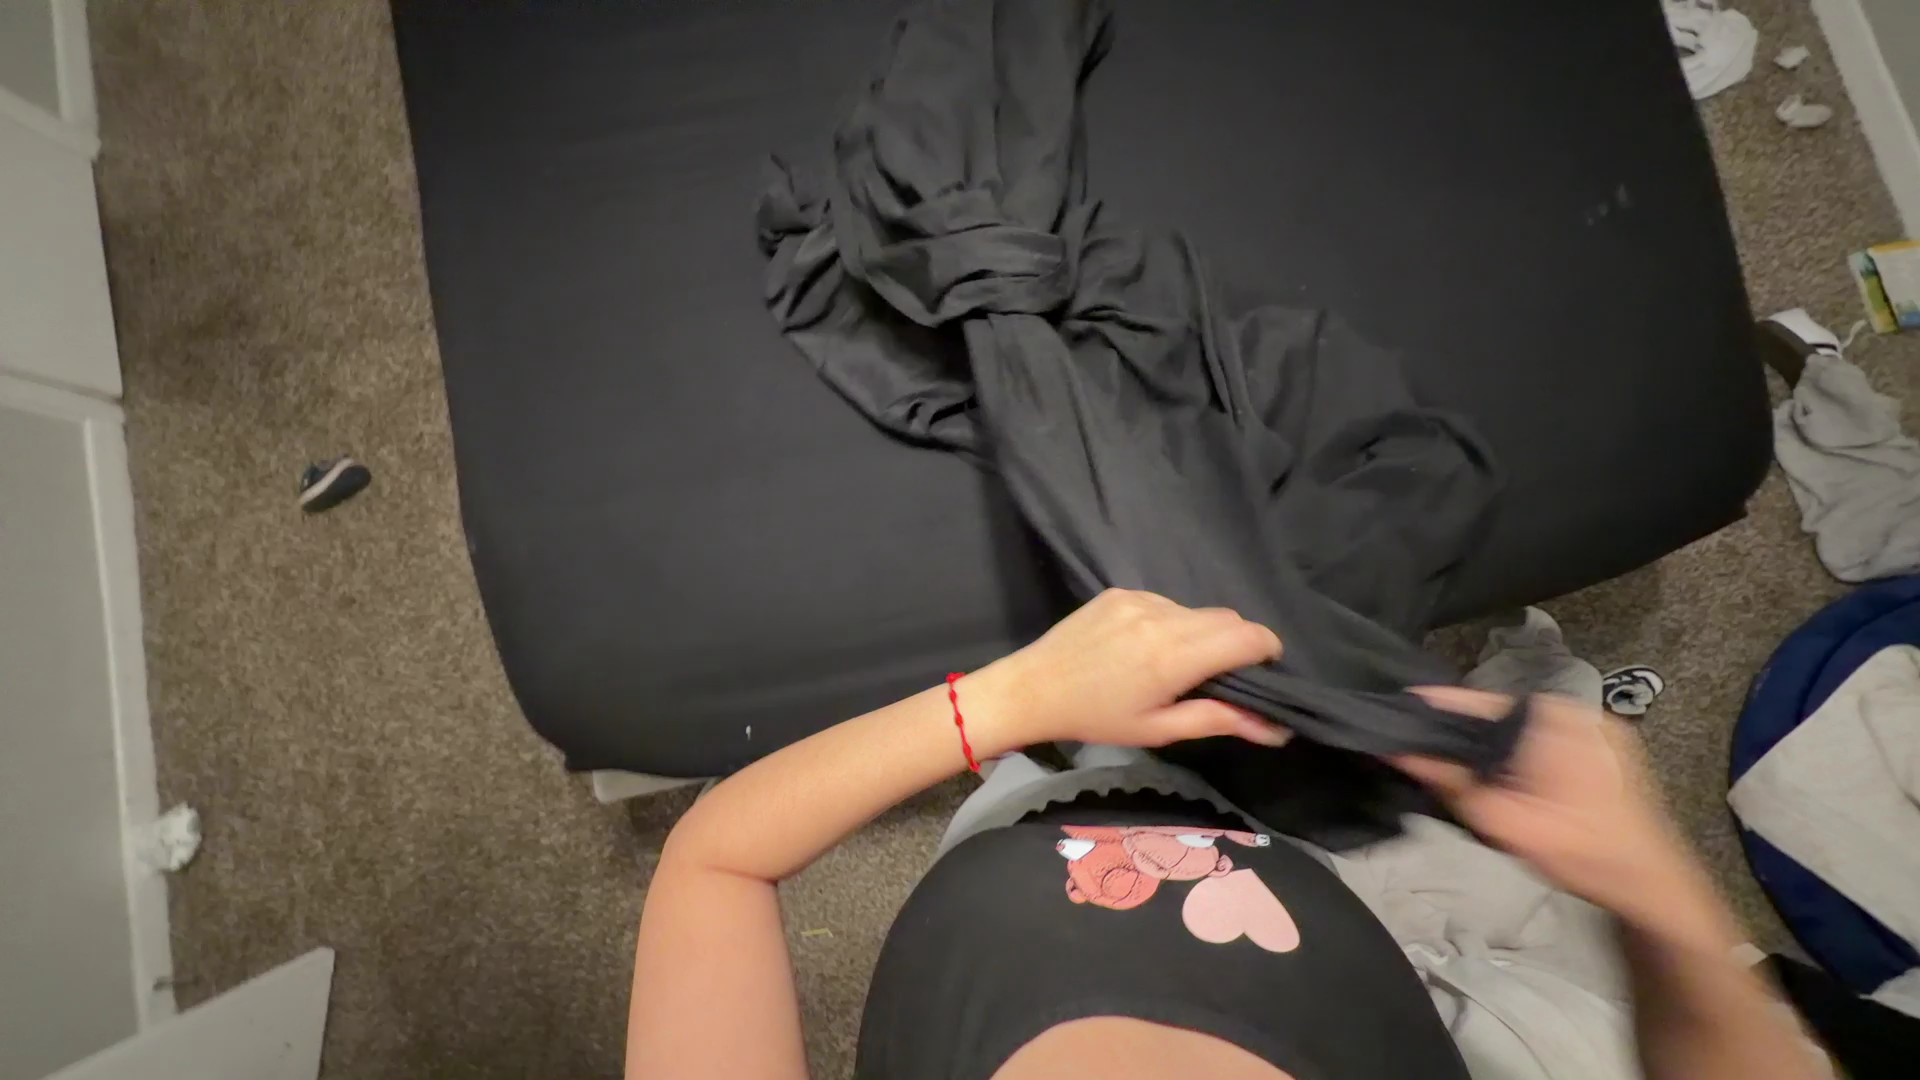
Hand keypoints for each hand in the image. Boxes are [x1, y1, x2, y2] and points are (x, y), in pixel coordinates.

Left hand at [963, 589, 1290, 754]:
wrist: (1033, 688)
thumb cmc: (1096, 718)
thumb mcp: (1158, 729)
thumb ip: (1218, 721)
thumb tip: (1275, 729)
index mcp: (1174, 656)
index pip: (1248, 636)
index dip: (1266, 651)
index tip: (1262, 672)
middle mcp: (1162, 617)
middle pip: (1228, 618)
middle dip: (1237, 643)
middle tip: (1219, 676)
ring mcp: (1138, 599)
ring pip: (1195, 610)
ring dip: (1200, 633)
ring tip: (1173, 664)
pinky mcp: (1119, 591)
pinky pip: (1164, 602)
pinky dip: (1169, 622)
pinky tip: (1142, 647)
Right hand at [1391, 687, 1708, 920]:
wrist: (1655, 891)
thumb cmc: (1579, 852)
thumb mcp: (1500, 819)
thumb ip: (1445, 779)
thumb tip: (1395, 750)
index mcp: (1555, 718)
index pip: (1478, 702)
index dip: (1435, 709)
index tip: (1397, 709)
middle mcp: (1577, 712)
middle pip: (1498, 713)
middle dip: (1461, 729)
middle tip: (1418, 742)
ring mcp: (1596, 728)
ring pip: (1519, 727)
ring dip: (1487, 742)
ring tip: (1448, 756)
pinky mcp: (1607, 748)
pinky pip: (1542, 737)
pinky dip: (1515, 749)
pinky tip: (1496, 771)